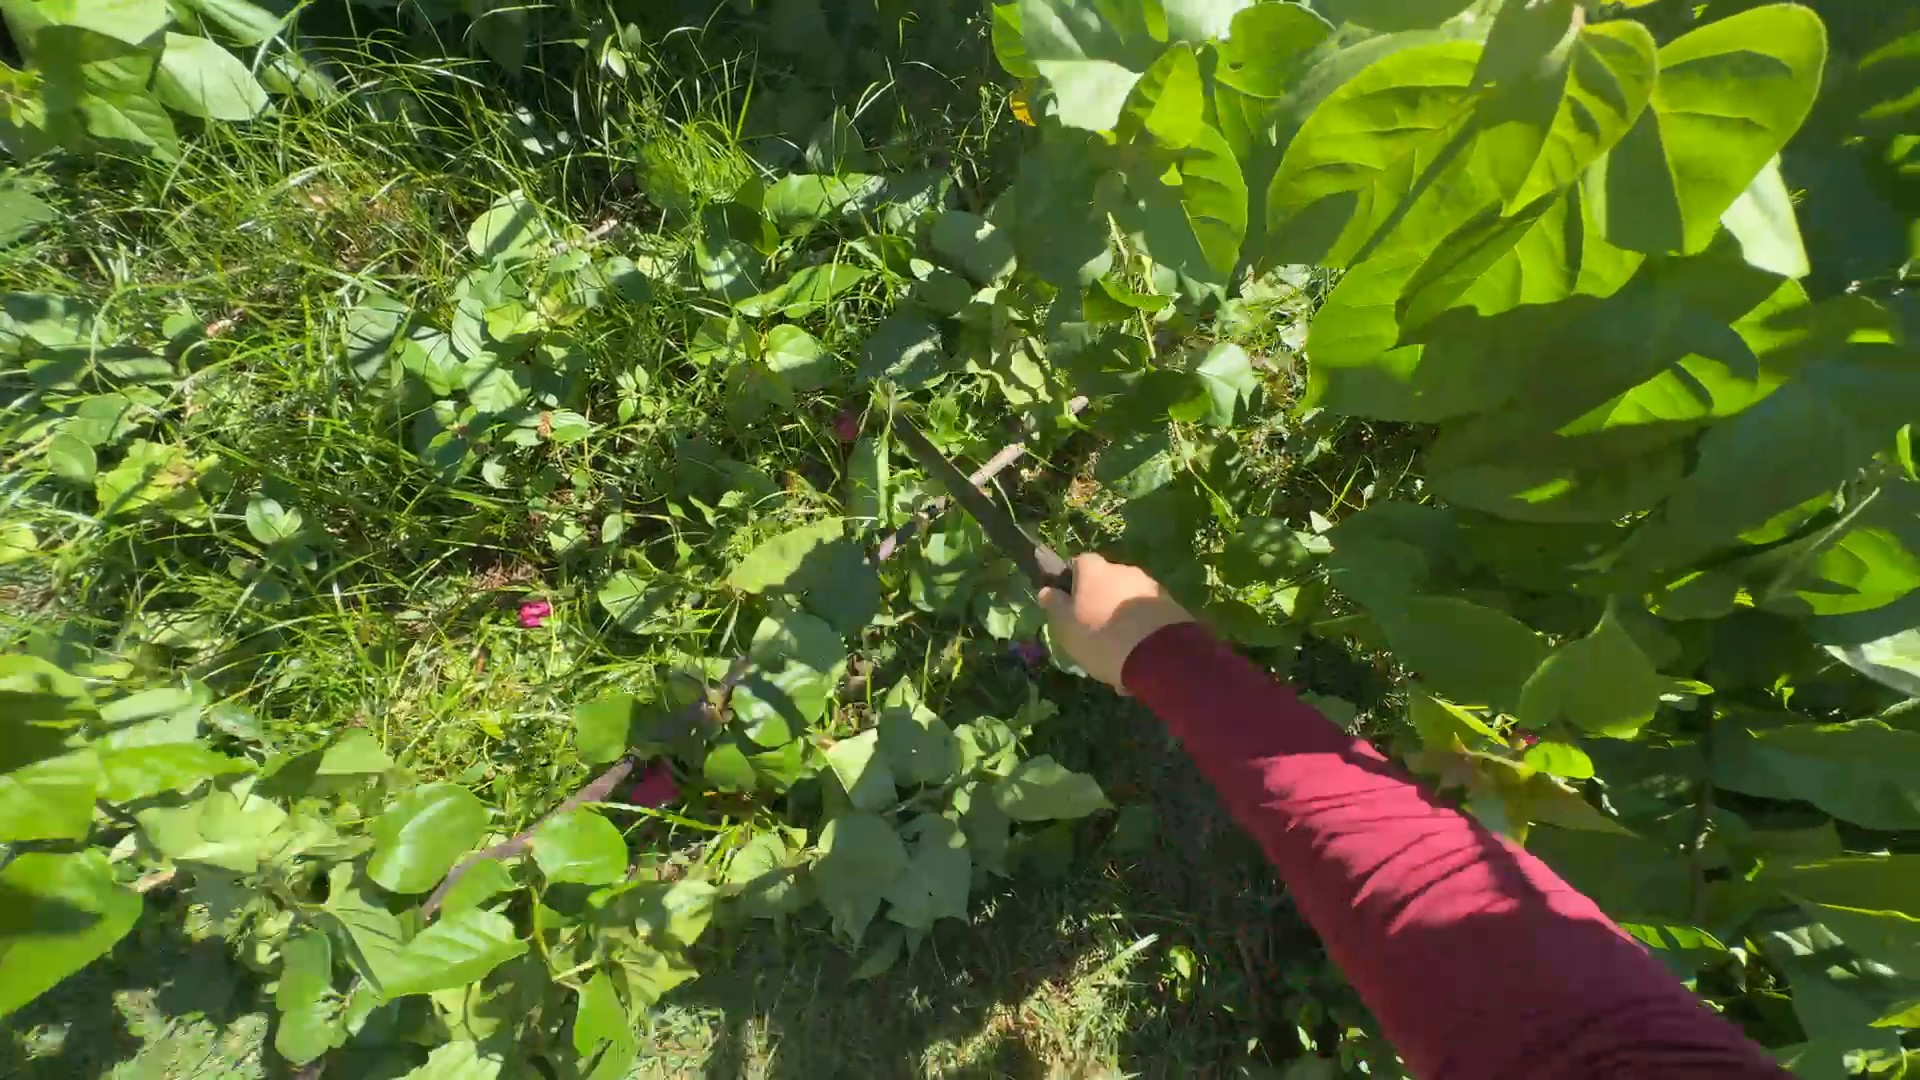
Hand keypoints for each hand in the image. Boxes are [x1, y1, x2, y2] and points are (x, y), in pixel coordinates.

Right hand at [1038, 553, 1194, 690]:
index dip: (1072, 581)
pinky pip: (1147, 614)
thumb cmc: (1101, 637)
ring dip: (1122, 616)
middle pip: (1106, 580)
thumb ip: (1055, 606)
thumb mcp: (1067, 626)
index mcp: (1095, 570)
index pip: (1079, 563)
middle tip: (1093, 630)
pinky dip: (1141, 627)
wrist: (1158, 655)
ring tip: (1118, 649)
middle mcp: (1123, 569)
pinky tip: (1138, 654)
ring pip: (1127, 599)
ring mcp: (1150, 586)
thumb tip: (1047, 591)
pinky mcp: (1170, 604)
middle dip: (1100, 600)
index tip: (1069, 603)